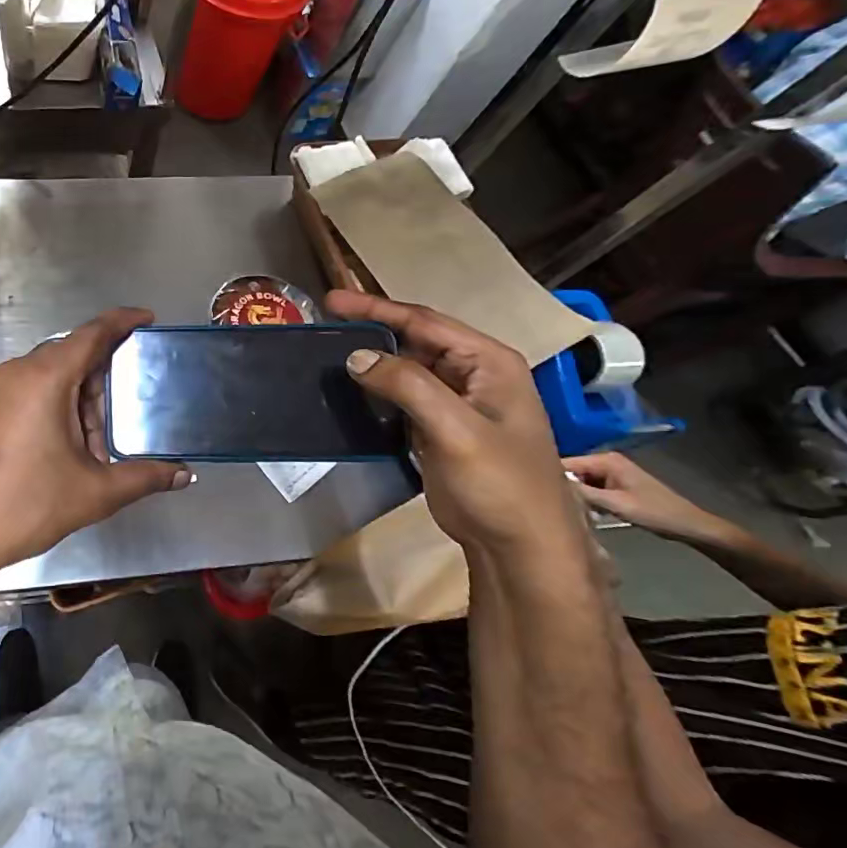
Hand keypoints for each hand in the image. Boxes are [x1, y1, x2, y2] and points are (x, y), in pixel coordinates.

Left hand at [0, 308, 191, 592]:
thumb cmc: (28, 505)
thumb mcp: (95, 491)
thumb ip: (144, 476)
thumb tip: (183, 473)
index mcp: (46, 378)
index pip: (92, 334)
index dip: (122, 322)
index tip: (148, 318)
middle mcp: (20, 372)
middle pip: (75, 357)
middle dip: (105, 383)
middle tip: (129, 415)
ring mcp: (0, 390)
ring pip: (56, 378)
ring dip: (83, 404)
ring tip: (97, 449)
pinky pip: (36, 392)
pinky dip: (61, 409)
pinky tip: (71, 450)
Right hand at [327, 289, 580, 546]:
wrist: (520, 546)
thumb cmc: (499, 483)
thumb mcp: (456, 429)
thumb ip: (408, 386)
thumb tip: (357, 356)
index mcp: (488, 362)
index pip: (426, 323)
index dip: (378, 309)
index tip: (333, 301)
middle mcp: (474, 375)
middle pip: (416, 341)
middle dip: (374, 330)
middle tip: (327, 322)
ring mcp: (457, 404)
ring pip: (408, 369)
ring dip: (374, 360)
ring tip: (332, 350)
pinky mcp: (440, 430)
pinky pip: (404, 399)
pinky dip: (378, 391)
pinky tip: (352, 389)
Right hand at [561, 452, 728, 543]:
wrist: (688, 525)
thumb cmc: (654, 512)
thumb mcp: (616, 504)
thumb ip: (584, 493)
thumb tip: (552, 485)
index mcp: (606, 460)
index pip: (567, 463)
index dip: (552, 476)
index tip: (539, 494)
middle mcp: (606, 461)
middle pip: (572, 471)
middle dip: (564, 487)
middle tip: (556, 506)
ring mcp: (611, 473)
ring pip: (580, 481)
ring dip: (576, 495)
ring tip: (569, 511)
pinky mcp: (615, 484)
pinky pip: (591, 488)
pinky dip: (587, 499)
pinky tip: (586, 513)